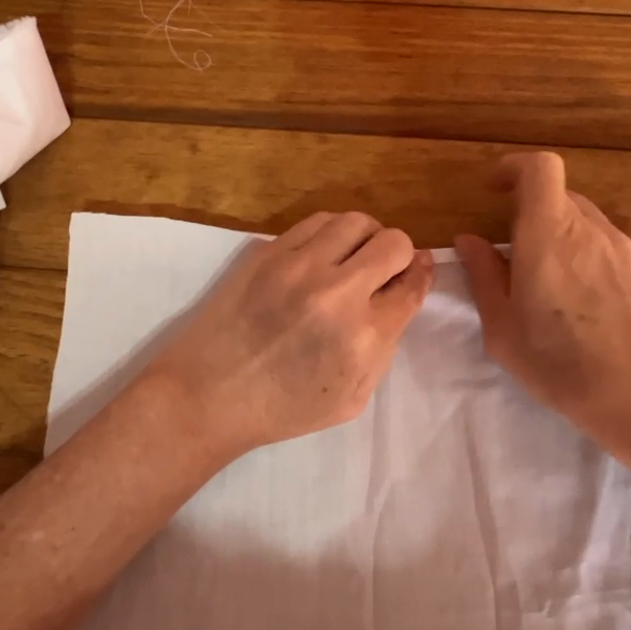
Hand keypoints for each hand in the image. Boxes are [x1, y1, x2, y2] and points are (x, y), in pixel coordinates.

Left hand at [146, 211, 434, 461]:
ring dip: (365, 238)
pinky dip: (330, 234)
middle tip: (384, 269)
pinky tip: (322, 253)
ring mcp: (298, 265)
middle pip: (393, 243)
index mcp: (363, 337)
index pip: (411, 286)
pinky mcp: (268, 251)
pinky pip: (316, 222)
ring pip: (355, 221)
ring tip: (353, 257)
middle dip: (398, 254)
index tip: (418, 270)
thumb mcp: (352, 397)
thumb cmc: (284, 407)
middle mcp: (337, 292)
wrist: (209, 393)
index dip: (421, 274)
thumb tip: (402, 293)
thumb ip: (384, 345)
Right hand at [455, 153, 630, 465]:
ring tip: (553, 285)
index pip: (539, 168)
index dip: (514, 167)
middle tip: (516, 254)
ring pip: (584, 219)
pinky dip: (588, 255)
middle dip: (531, 212)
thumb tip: (469, 241)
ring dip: (561, 235)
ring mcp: (624, 246)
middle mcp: (589, 229)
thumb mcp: (503, 330)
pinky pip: (608, 243)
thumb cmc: (562, 368)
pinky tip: (588, 301)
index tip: (495, 189)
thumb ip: (484, 276)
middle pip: (558, 194)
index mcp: (548, 237)